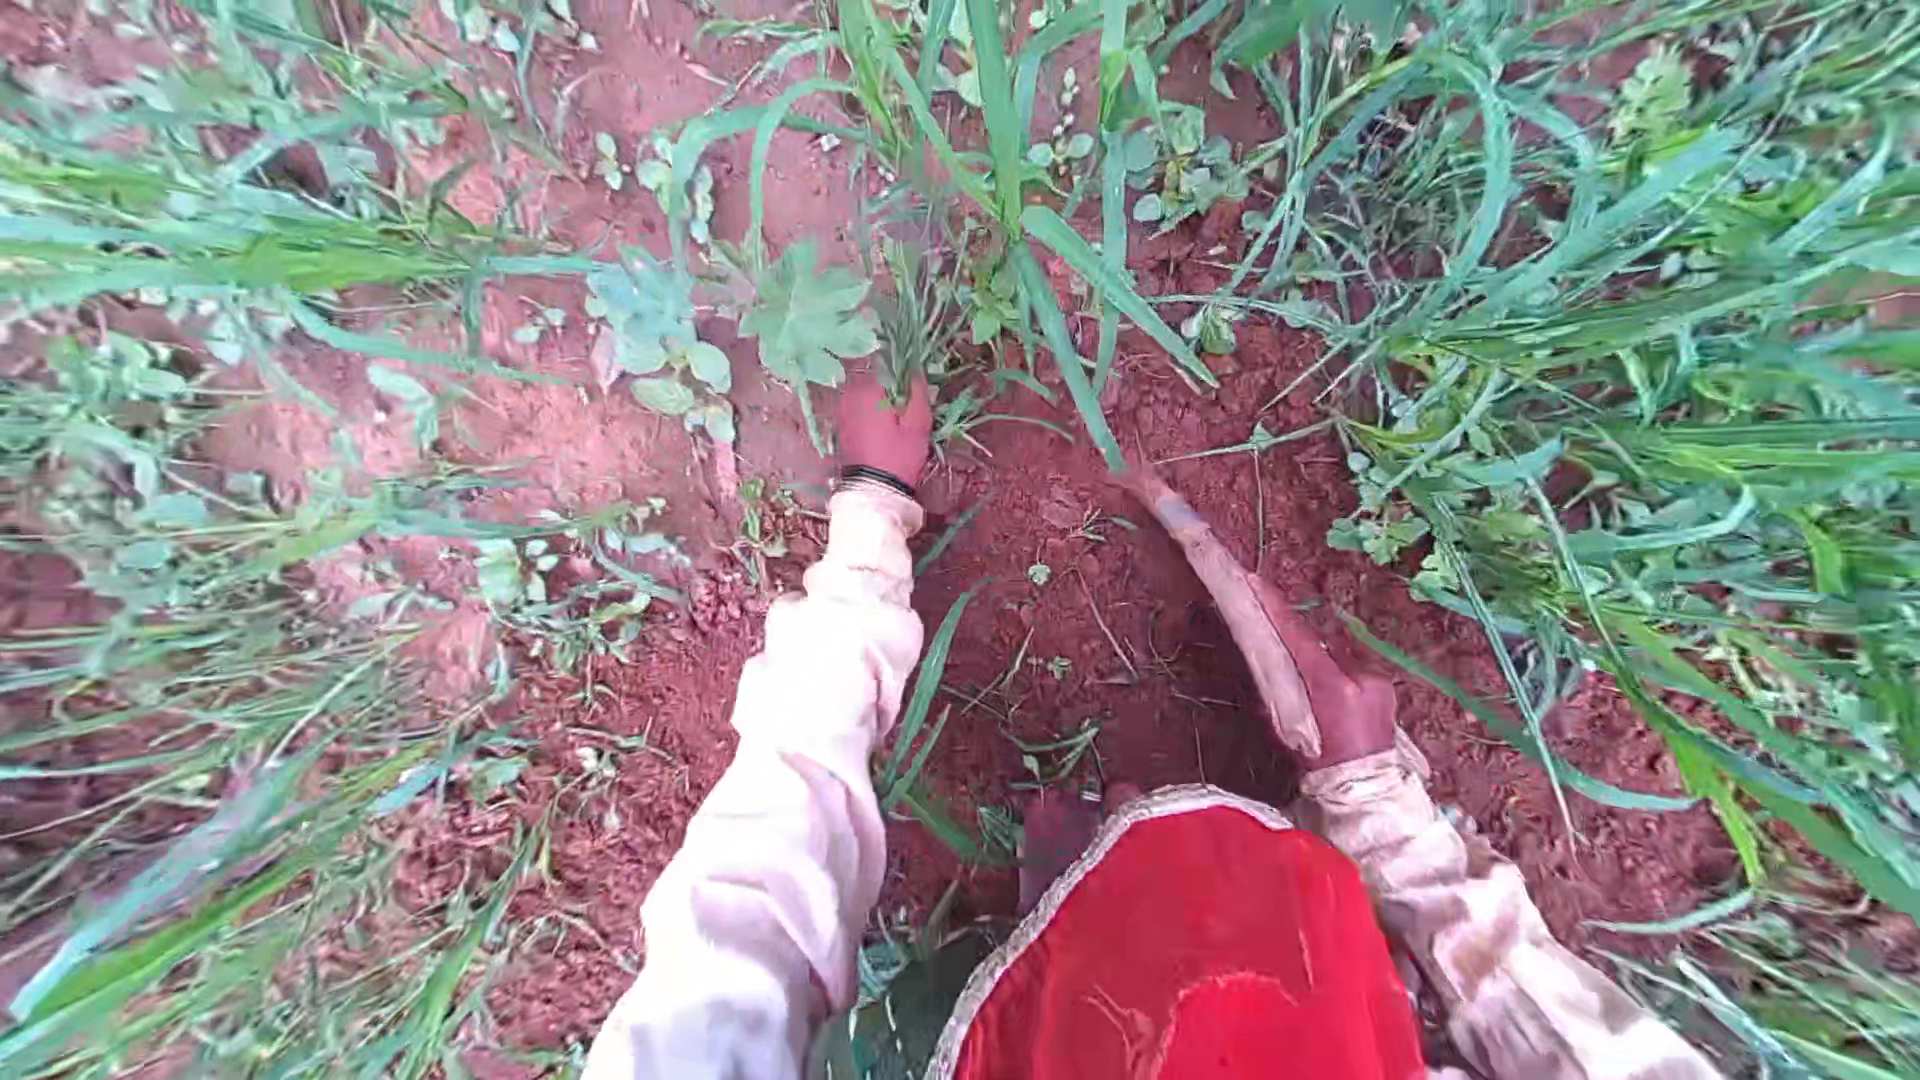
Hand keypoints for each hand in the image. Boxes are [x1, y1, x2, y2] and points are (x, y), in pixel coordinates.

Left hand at [838, 372, 932, 487]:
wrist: (874, 491)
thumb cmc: (899, 457)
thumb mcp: (918, 425)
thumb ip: (918, 394)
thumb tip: (916, 372)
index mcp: (867, 391)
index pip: (889, 370)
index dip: (905, 383)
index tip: (914, 400)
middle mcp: (849, 397)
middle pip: (877, 385)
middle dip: (893, 396)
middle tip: (906, 418)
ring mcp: (842, 413)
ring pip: (868, 400)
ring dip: (883, 408)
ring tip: (896, 430)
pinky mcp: (842, 429)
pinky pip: (860, 414)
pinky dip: (872, 419)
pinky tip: (883, 437)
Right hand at [1250, 577, 1397, 771]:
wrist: (1366, 788)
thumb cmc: (1318, 759)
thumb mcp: (1286, 724)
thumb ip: (1278, 690)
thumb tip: (1264, 664)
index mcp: (1330, 681)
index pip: (1296, 633)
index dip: (1273, 605)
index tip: (1254, 581)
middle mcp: (1357, 672)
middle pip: (1314, 639)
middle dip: (1290, 631)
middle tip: (1266, 617)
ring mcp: (1374, 678)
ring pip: (1332, 655)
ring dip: (1312, 658)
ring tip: (1300, 676)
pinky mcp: (1383, 686)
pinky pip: (1348, 668)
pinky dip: (1332, 672)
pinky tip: (1324, 691)